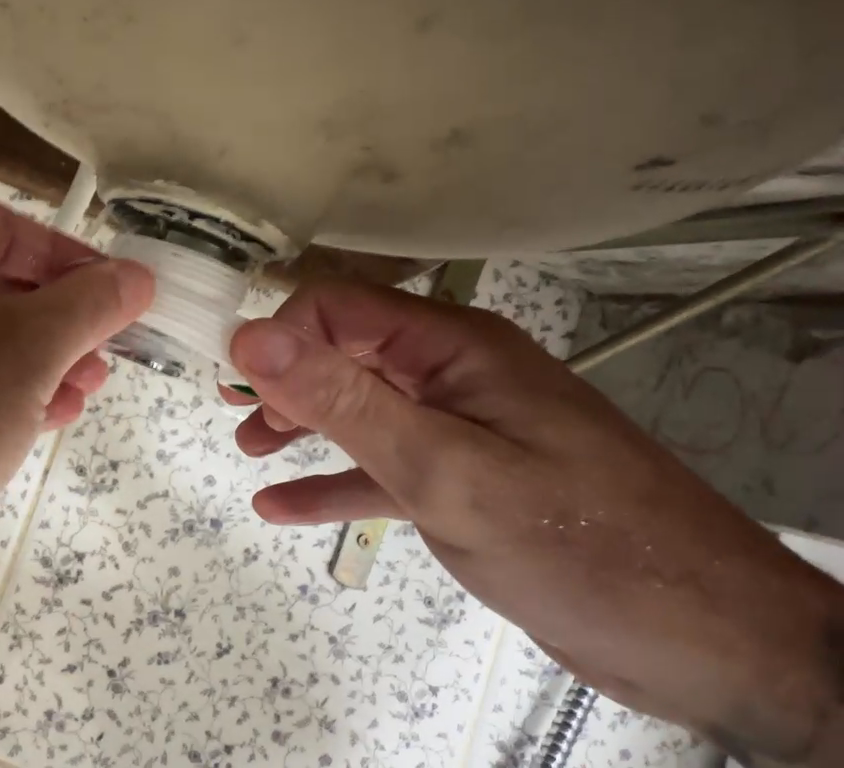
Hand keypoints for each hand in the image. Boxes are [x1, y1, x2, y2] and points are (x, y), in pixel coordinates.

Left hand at [0, 192, 153, 543]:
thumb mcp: (36, 346)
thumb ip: (93, 302)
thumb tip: (133, 277)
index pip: (9, 230)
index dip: (72, 266)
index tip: (115, 297)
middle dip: (50, 324)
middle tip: (97, 360)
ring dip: (20, 358)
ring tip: (72, 397)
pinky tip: (23, 418)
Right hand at [227, 280, 843, 764]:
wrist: (722, 649)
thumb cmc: (580, 544)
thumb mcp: (444, 471)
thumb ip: (342, 400)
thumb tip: (249, 336)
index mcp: (455, 349)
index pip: (338, 308)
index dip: (280, 337)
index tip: (239, 385)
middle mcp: (456, 375)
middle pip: (344, 354)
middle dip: (282, 379)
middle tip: (236, 416)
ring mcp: (465, 429)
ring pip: (359, 410)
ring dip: (300, 425)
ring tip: (249, 449)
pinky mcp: (470, 484)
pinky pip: (383, 468)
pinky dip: (333, 481)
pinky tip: (282, 505)